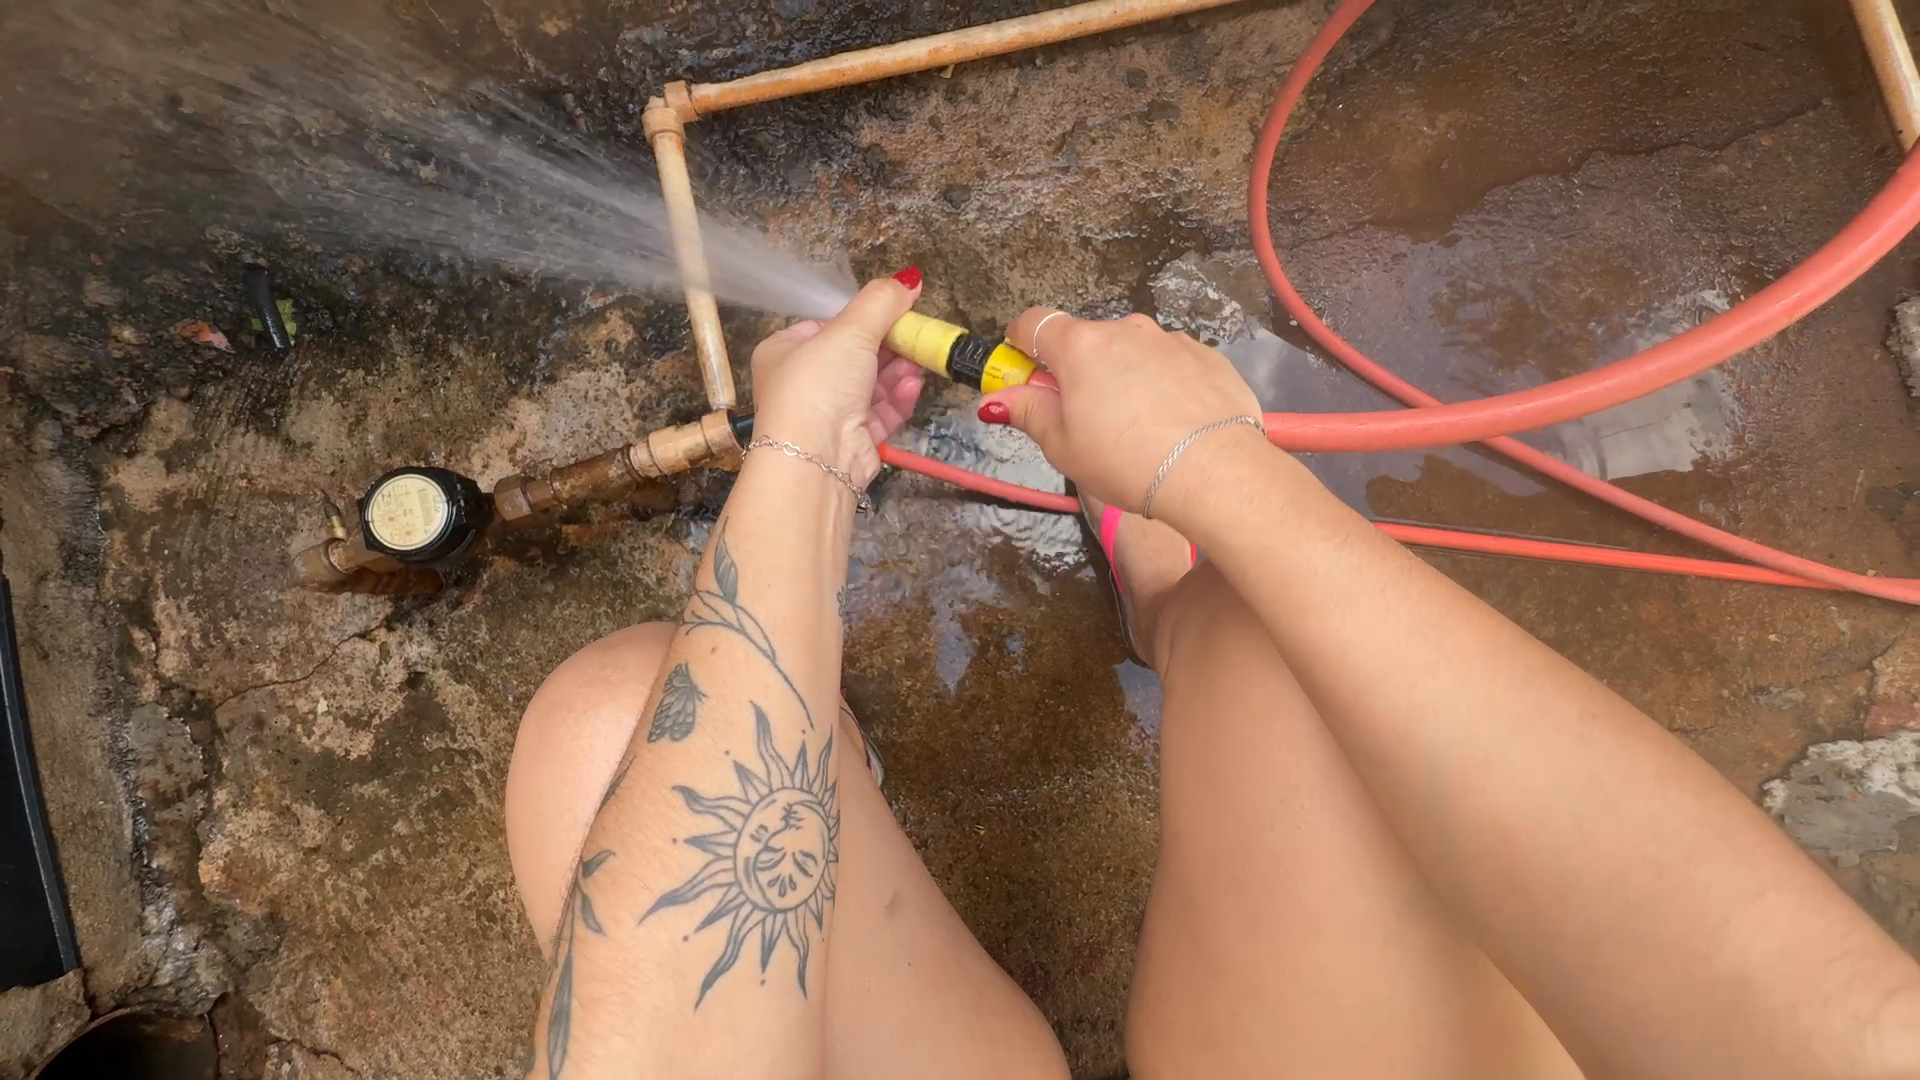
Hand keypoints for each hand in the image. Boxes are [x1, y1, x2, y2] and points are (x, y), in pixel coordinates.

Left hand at [749, 274, 925, 487]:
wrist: (814, 459)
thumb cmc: (818, 386)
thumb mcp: (850, 331)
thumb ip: (881, 301)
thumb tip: (910, 277)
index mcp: (785, 350)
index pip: (829, 325)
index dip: (863, 318)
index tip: (896, 311)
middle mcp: (804, 383)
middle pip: (857, 355)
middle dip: (890, 347)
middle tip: (917, 336)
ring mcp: (829, 414)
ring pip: (873, 385)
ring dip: (898, 372)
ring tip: (918, 364)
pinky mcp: (853, 439)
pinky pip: (880, 412)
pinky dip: (898, 399)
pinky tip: (912, 388)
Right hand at [977, 310, 1264, 514]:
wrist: (1214, 472)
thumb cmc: (1128, 462)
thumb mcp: (1063, 446)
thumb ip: (1028, 413)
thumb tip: (996, 399)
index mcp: (1081, 347)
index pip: (1034, 323)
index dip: (1020, 344)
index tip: (1020, 369)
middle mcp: (1126, 331)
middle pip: (1086, 342)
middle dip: (1076, 372)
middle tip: (1081, 420)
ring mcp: (1170, 340)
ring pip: (1130, 354)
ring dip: (1121, 379)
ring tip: (1134, 430)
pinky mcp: (1206, 357)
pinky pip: (1169, 366)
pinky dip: (1161, 387)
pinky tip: (1169, 426)